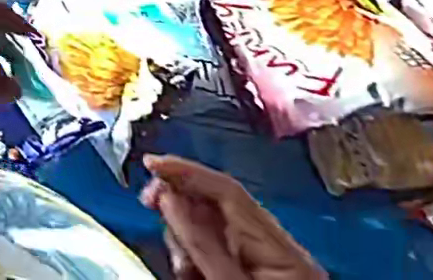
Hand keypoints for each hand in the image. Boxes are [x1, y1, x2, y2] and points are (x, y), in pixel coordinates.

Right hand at [140, 155, 325, 279]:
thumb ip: (200, 243)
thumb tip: (167, 195)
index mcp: (284, 253)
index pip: (228, 192)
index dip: (187, 171)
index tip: (149, 163)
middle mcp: (279, 250)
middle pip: (217, 204)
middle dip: (179, 203)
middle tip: (148, 202)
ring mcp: (269, 264)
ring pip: (211, 224)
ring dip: (184, 235)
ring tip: (182, 268)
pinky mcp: (256, 274)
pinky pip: (217, 247)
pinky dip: (195, 252)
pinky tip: (189, 272)